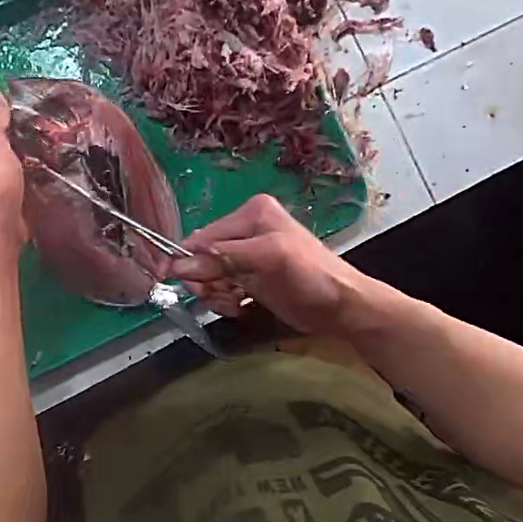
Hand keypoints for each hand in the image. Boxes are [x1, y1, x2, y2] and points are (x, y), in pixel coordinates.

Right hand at [171, 194, 384, 338]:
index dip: (188, 261)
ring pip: (209, 277)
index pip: (204, 237)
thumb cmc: (312, 276)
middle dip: (207, 281)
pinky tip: (240, 307)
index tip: (183, 284)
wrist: (341, 308)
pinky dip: (224, 302)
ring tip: (236, 303)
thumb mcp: (270, 258)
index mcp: (251, 213)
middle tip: (224, 297)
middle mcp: (247, 230)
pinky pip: (221, 290)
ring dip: (216, 295)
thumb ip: (225, 259)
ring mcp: (248, 257)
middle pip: (202, 258)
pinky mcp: (251, 280)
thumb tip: (180, 265)